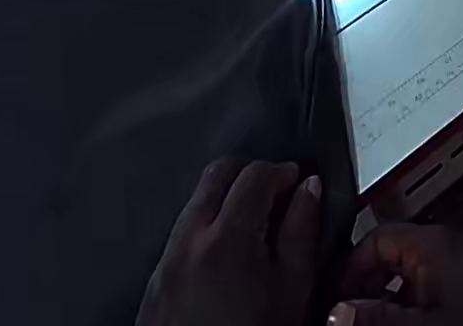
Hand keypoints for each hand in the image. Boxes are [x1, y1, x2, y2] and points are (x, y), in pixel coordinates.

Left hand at [137, 158, 321, 325]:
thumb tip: (308, 186)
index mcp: (225, 238)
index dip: (282, 171)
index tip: (298, 181)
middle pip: (217, 173)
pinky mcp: (154, 283)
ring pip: (197, 200)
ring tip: (256, 222)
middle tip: (276, 191)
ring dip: (228, 196)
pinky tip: (229, 251)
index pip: (255, 175)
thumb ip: (302, 229)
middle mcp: (188, 240)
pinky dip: (209, 223)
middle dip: (250, 172)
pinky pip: (184, 230)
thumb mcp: (292, 291)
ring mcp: (165, 261)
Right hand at [328, 223, 462, 325]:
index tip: (329, 304)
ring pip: (407, 282)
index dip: (350, 270)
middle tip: (343, 321)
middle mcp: (444, 248)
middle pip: (390, 259)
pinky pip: (427, 295)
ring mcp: (459, 271)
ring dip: (386, 306)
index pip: (377, 238)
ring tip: (366, 325)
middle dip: (365, 292)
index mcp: (433, 244)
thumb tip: (333, 313)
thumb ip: (378, 319)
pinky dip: (408, 311)